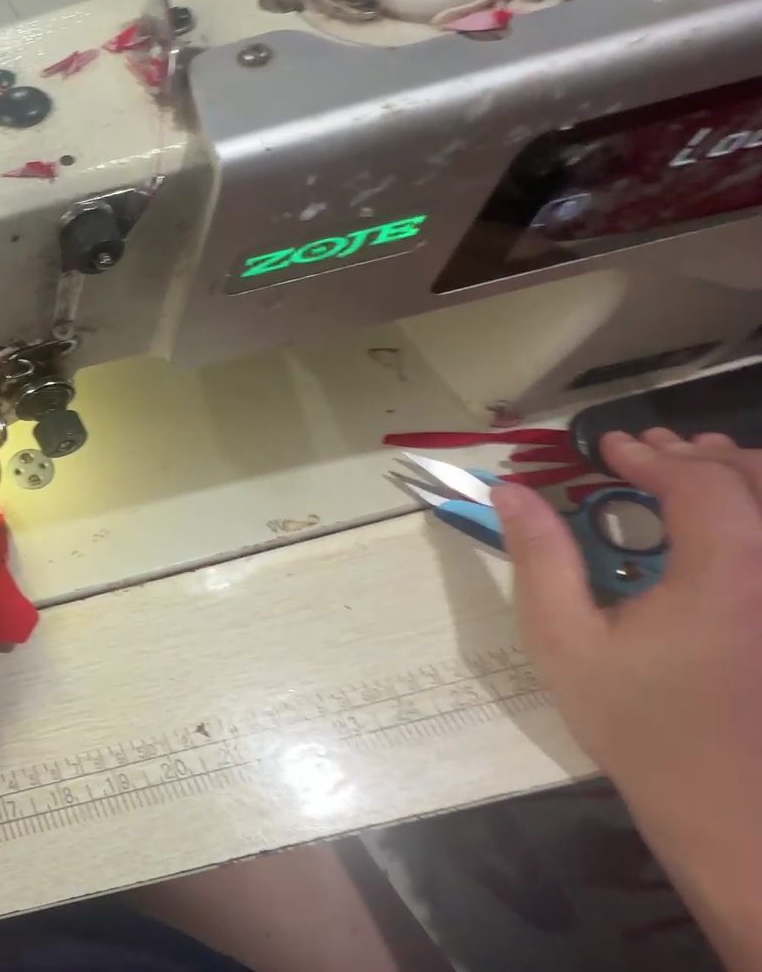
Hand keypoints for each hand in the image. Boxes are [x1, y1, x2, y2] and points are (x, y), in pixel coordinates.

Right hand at [493, 429, 761, 964]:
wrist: (721, 799)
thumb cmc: (631, 718)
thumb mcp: (561, 637)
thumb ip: (541, 556)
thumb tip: (511, 490)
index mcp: (724, 586)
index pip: (708, 490)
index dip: (656, 459)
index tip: (605, 449)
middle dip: (704, 458)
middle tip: (642, 453)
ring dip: (740, 480)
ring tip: (688, 470)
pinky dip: (754, 517)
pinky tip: (724, 520)